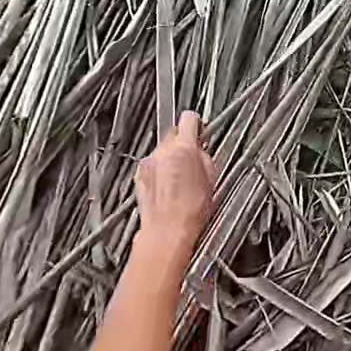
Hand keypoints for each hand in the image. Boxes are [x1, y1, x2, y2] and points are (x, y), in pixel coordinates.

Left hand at [135, 111, 216, 255]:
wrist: (167, 231)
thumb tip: (201, 149)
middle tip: (193, 158)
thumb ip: (204, 156)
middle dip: (183, 143)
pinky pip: (152, 164)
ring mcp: (148, 163)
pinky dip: (160, 170)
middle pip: (173, 134)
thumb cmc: (190, 211)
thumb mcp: (211, 178)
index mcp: (184, 148)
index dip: (196, 123)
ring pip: (162, 150)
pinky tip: (170, 186)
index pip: (189, 119)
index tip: (199, 129)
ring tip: (182, 178)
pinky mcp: (140, 176)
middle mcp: (163, 152)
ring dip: (171, 158)